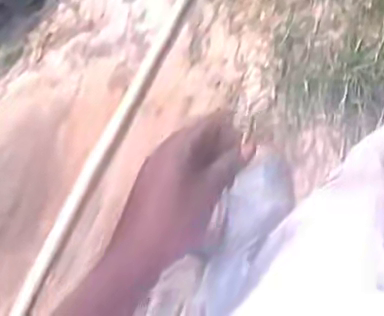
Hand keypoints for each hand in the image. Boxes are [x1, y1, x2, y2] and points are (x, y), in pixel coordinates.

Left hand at [55, 113, 249, 315]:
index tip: (244, 148)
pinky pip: (178, 167)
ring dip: (209, 160)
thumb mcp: (208, 191)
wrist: (133, 261)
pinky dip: (195, 171)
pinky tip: (205, 190)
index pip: (209, 122)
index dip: (230, 130)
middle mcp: (163, 150)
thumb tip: (250, 146)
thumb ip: (229, 165)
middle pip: (198, 135)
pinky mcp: (150, 186)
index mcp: (176, 146)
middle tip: (237, 164)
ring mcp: (154, 168)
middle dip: (220, 145)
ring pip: (188, 153)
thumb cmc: (174, 221)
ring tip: (225, 178)